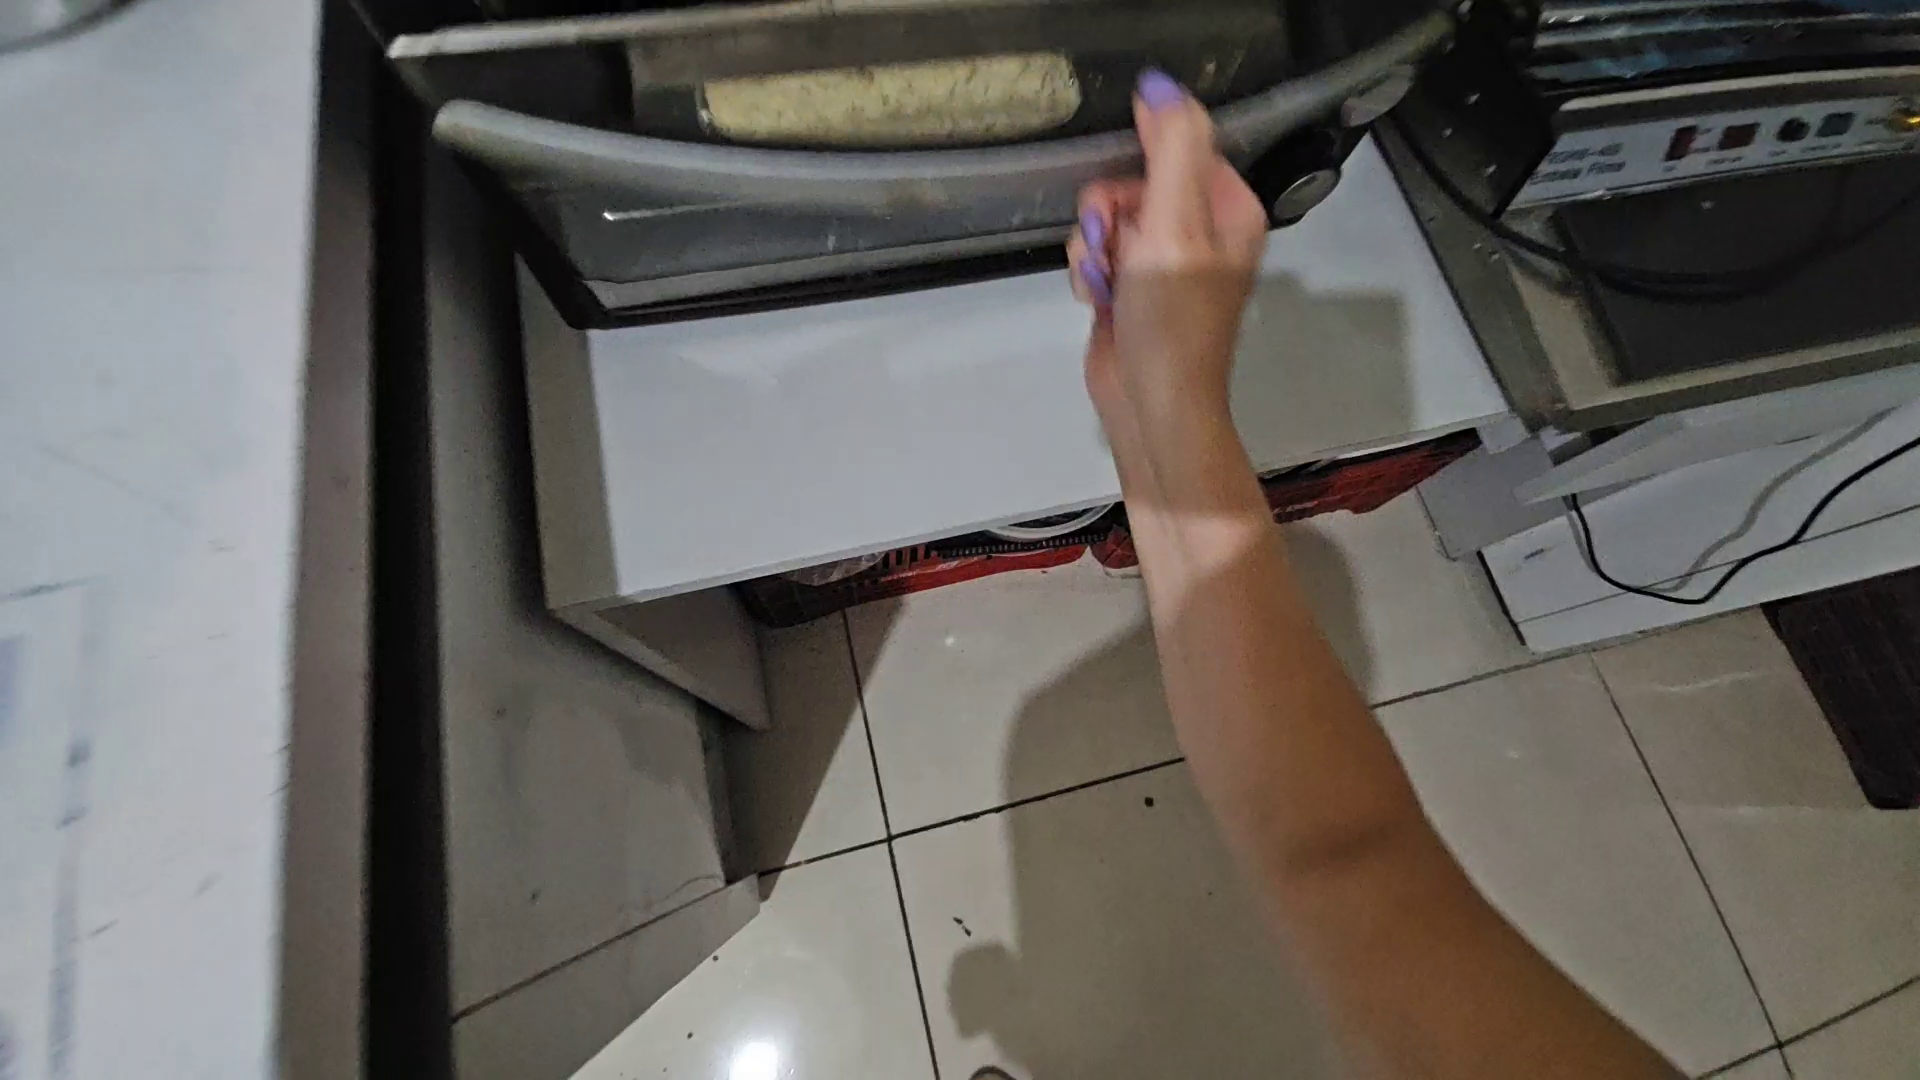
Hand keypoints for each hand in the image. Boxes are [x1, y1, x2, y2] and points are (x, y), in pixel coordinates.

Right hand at [1068, 70, 1269, 429]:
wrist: (1150, 403)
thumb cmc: (1171, 320)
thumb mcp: (1174, 228)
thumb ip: (1170, 151)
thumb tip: (1157, 88)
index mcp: (1225, 210)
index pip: (1178, 149)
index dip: (1140, 166)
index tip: (1123, 202)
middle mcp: (1195, 231)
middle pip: (1134, 182)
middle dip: (1108, 214)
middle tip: (1108, 246)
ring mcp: (1158, 263)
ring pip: (1106, 219)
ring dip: (1093, 248)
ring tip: (1104, 283)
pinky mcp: (1127, 290)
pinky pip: (1096, 255)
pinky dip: (1089, 275)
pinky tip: (1096, 300)